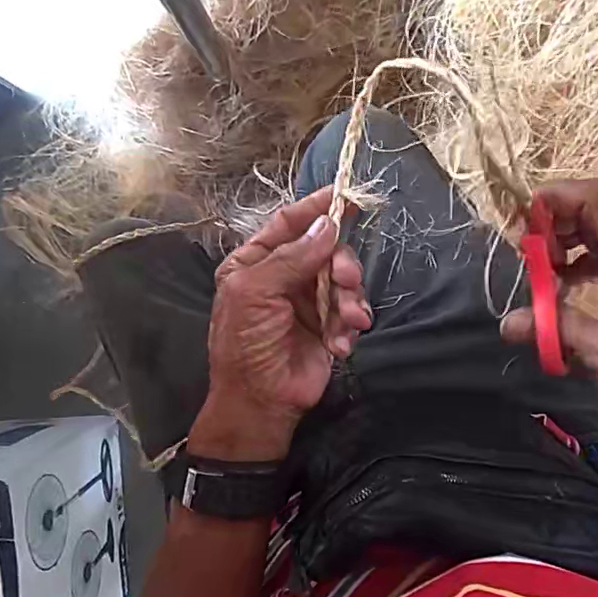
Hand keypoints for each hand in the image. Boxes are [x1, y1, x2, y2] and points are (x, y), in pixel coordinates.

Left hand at [191, 187, 372, 460]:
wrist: (261, 401)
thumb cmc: (246, 344)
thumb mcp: (256, 294)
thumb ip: (292, 257)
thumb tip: (327, 225)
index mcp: (256, 263)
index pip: (288, 224)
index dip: (315, 208)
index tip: (345, 194)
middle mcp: (283, 277)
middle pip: (325, 250)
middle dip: (341, 264)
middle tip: (346, 280)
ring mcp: (308, 302)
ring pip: (344, 280)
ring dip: (350, 299)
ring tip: (346, 321)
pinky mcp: (329, 326)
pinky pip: (352, 311)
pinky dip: (350, 325)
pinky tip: (339, 344)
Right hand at [499, 178, 597, 450]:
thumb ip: (557, 328)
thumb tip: (506, 323)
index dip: (558, 198)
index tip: (525, 223)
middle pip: (594, 206)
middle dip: (554, 220)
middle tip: (528, 252)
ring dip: (564, 238)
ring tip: (542, 270)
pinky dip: (578, 256)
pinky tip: (563, 284)